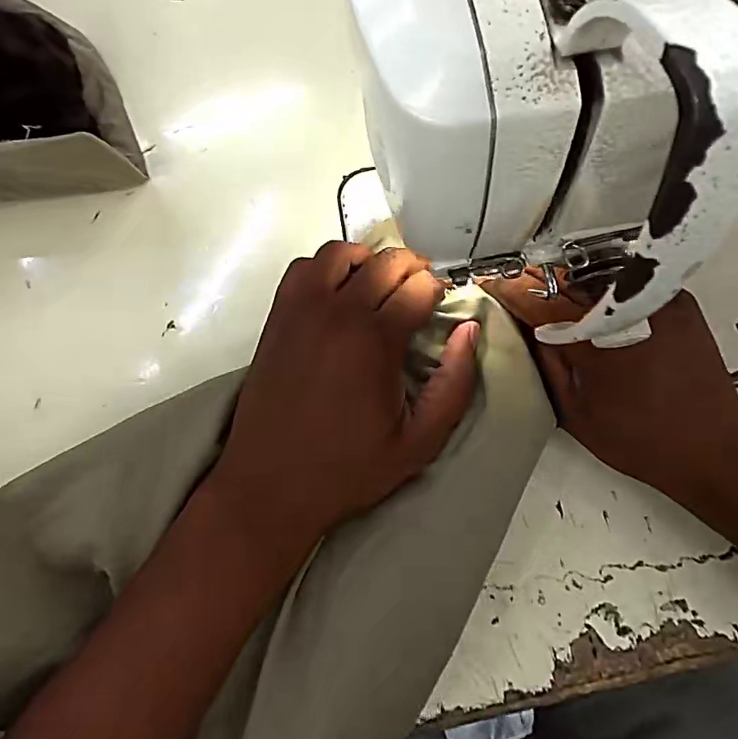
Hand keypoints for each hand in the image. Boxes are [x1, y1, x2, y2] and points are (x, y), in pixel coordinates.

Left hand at [209, 242, 479, 543]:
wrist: (270, 486)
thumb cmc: (347, 468)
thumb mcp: (420, 441)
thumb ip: (455, 384)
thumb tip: (468, 332)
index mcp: (375, 341)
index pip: (419, 285)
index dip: (438, 290)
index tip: (439, 306)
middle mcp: (337, 314)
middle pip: (386, 260)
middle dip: (413, 269)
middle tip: (419, 293)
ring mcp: (302, 311)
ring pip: (341, 252)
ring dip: (369, 260)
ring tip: (379, 286)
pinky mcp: (278, 317)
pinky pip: (303, 267)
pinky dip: (325, 267)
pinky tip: (338, 292)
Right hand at [482, 272, 737, 502]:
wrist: (715, 448)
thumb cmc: (649, 441)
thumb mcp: (578, 414)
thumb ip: (548, 368)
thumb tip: (530, 335)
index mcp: (598, 340)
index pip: (541, 300)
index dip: (511, 290)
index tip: (494, 286)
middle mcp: (629, 312)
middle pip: (570, 280)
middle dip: (541, 284)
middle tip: (523, 294)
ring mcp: (658, 302)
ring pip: (601, 278)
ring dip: (575, 286)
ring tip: (560, 306)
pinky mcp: (679, 303)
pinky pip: (632, 285)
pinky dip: (611, 292)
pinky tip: (602, 313)